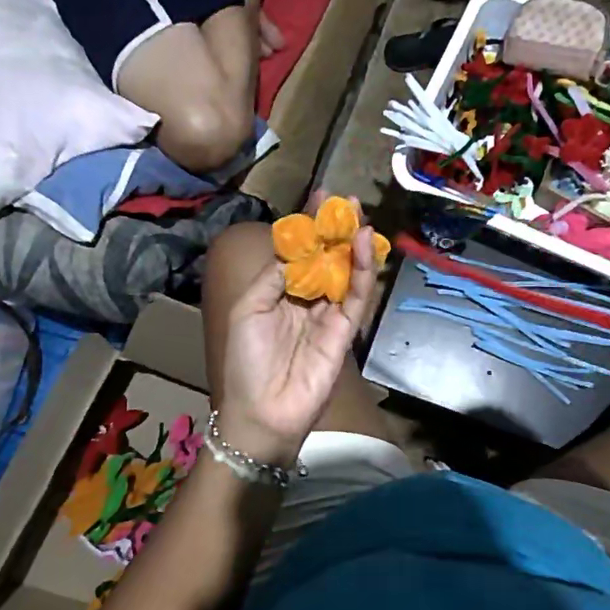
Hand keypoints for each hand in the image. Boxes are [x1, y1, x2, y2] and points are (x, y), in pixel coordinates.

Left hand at [215, 202, 376, 465]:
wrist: (262, 412)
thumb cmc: (245, 360)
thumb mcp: (249, 308)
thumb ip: (274, 275)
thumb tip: (295, 244)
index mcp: (279, 292)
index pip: (299, 252)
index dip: (310, 226)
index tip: (319, 196)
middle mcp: (306, 300)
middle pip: (327, 258)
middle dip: (336, 229)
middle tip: (347, 201)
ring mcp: (328, 316)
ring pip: (346, 274)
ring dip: (353, 245)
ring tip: (358, 215)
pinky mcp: (345, 333)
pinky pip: (356, 298)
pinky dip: (362, 273)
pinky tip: (363, 247)